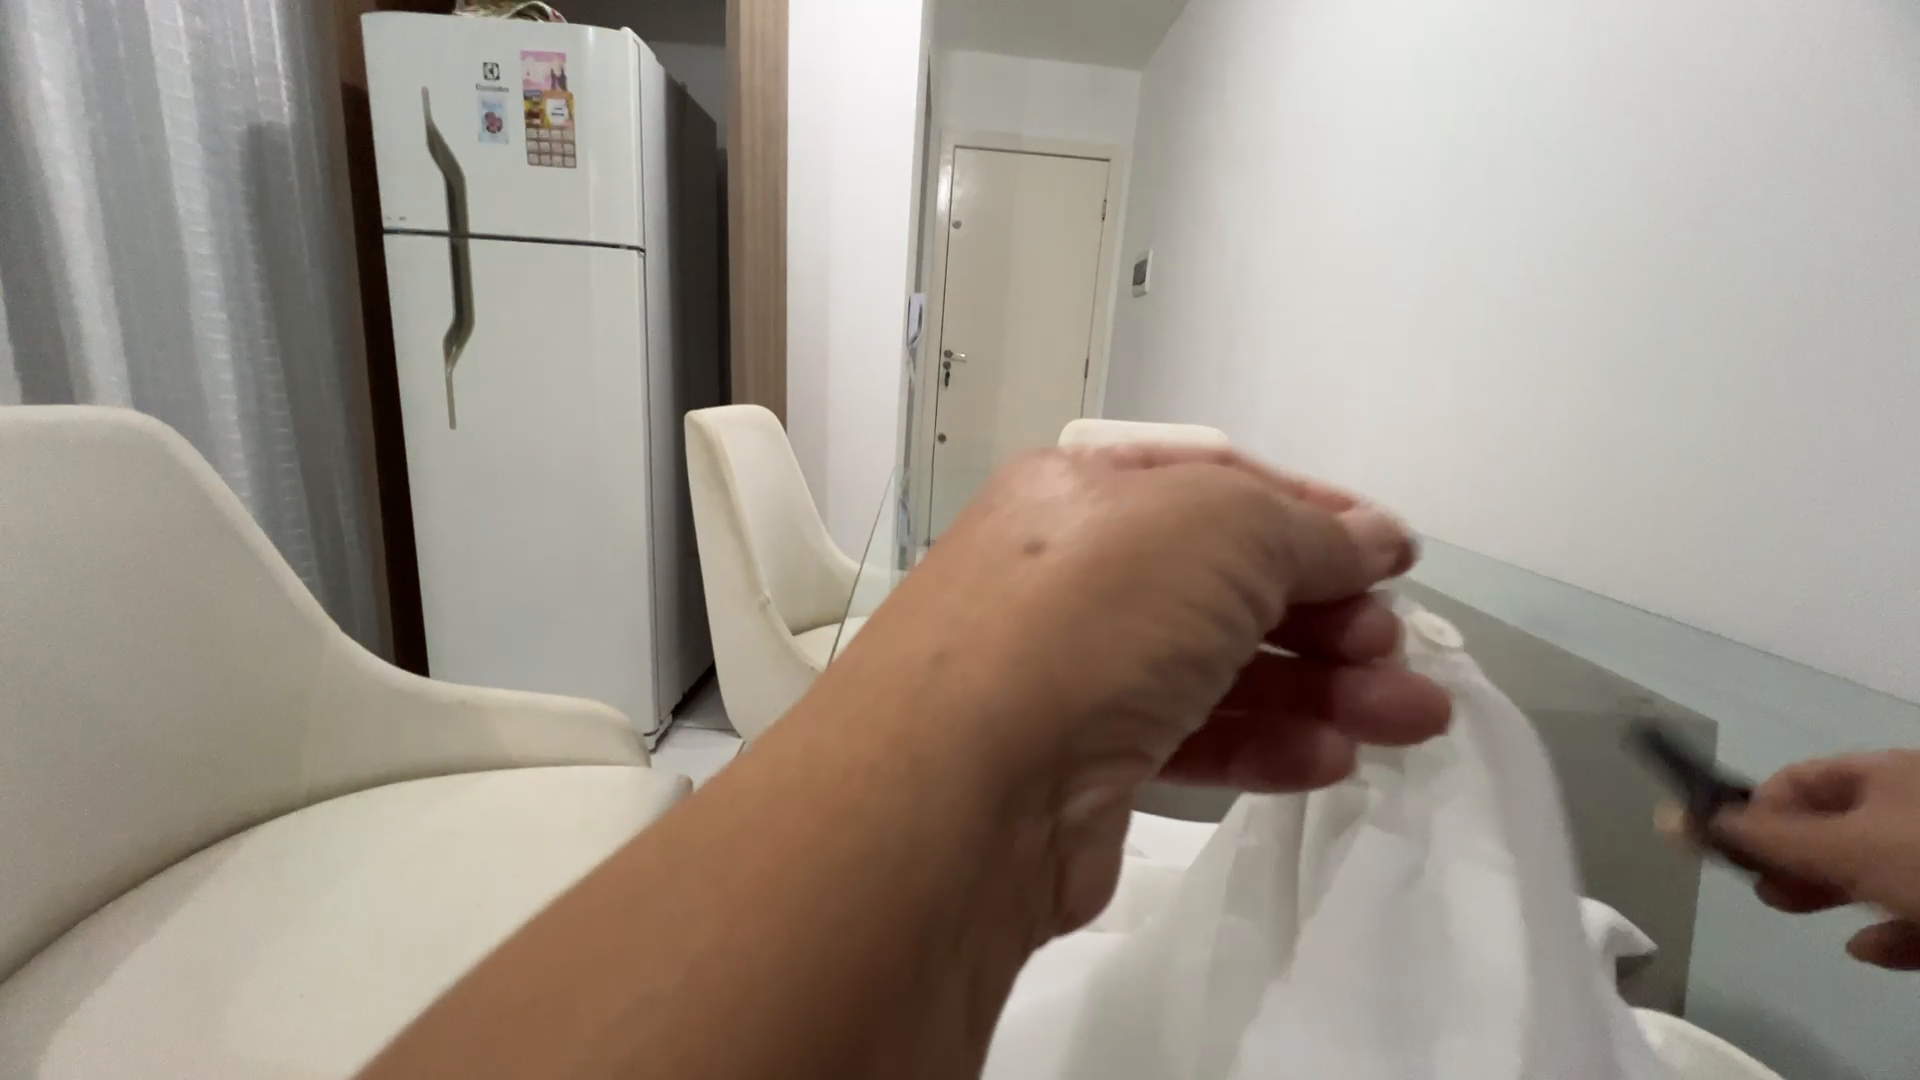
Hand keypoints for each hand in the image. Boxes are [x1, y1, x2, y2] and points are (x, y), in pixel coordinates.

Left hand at [839, 444, 1452, 933]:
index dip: (1309, 512)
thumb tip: (1369, 540)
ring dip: (1316, 688)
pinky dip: (1259, 743)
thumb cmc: (1093, 612)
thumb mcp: (1217, 530)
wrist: (963, 781)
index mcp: (1081, 491)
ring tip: (1409, 718)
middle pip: (1218, 582)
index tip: (1393, 553)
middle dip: (1322, 612)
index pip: (1213, 482)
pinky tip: (1329, 758)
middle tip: (1396, 650)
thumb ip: (1304, 531)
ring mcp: (1069, 669)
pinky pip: (1184, 736)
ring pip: (1211, 665)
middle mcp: (1068, 573)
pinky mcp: (1079, 759)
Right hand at [1714, 750, 1919, 969]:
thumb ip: (1752, 835)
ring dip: (1840, 896)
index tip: (1741, 851)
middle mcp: (1918, 801)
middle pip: (1835, 826)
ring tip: (1817, 922)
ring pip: (1880, 869)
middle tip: (1770, 892)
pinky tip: (1875, 951)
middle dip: (1796, 861)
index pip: (1795, 781)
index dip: (1758, 812)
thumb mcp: (1839, 849)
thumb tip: (1666, 817)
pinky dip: (1894, 928)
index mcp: (1885, 773)